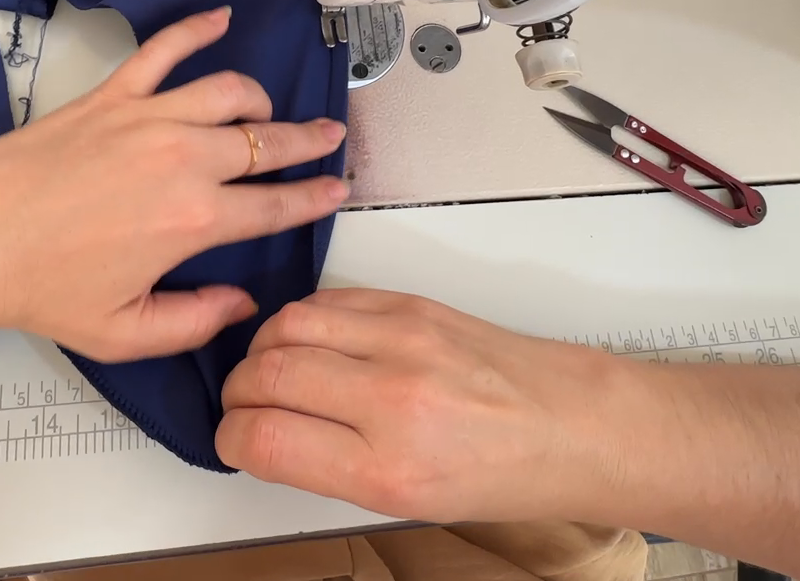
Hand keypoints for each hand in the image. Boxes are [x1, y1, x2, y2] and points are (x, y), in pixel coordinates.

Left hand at [0, 7, 347, 361]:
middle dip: (308, 140)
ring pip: (229, 91)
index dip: (313, 196)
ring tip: (263, 112)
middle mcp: (184, 159)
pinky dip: (195, 28)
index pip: (275, 205)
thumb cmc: (43, 291)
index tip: (338, 187)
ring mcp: (148, 117)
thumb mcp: (126, 332)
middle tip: (331, 136)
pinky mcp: (113, 94)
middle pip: (266, 141)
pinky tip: (220, 17)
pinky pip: (164, 50)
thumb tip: (245, 303)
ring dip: (257, 100)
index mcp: (195, 220)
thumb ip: (197, 321)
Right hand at [216, 289, 628, 522]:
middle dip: (238, 390)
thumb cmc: (498, 474)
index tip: (232, 438)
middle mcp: (390, 396)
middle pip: (268, 373)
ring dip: (261, 347)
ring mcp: (401, 336)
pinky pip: (327, 299)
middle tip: (243, 403)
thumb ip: (329, 463)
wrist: (568, 422)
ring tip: (268, 367)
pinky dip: (300, 319)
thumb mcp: (408, 499)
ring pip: (287, 323)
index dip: (231, 436)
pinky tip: (306, 340)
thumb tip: (268, 431)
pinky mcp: (408, 300)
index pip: (267, 438)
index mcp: (389, 467)